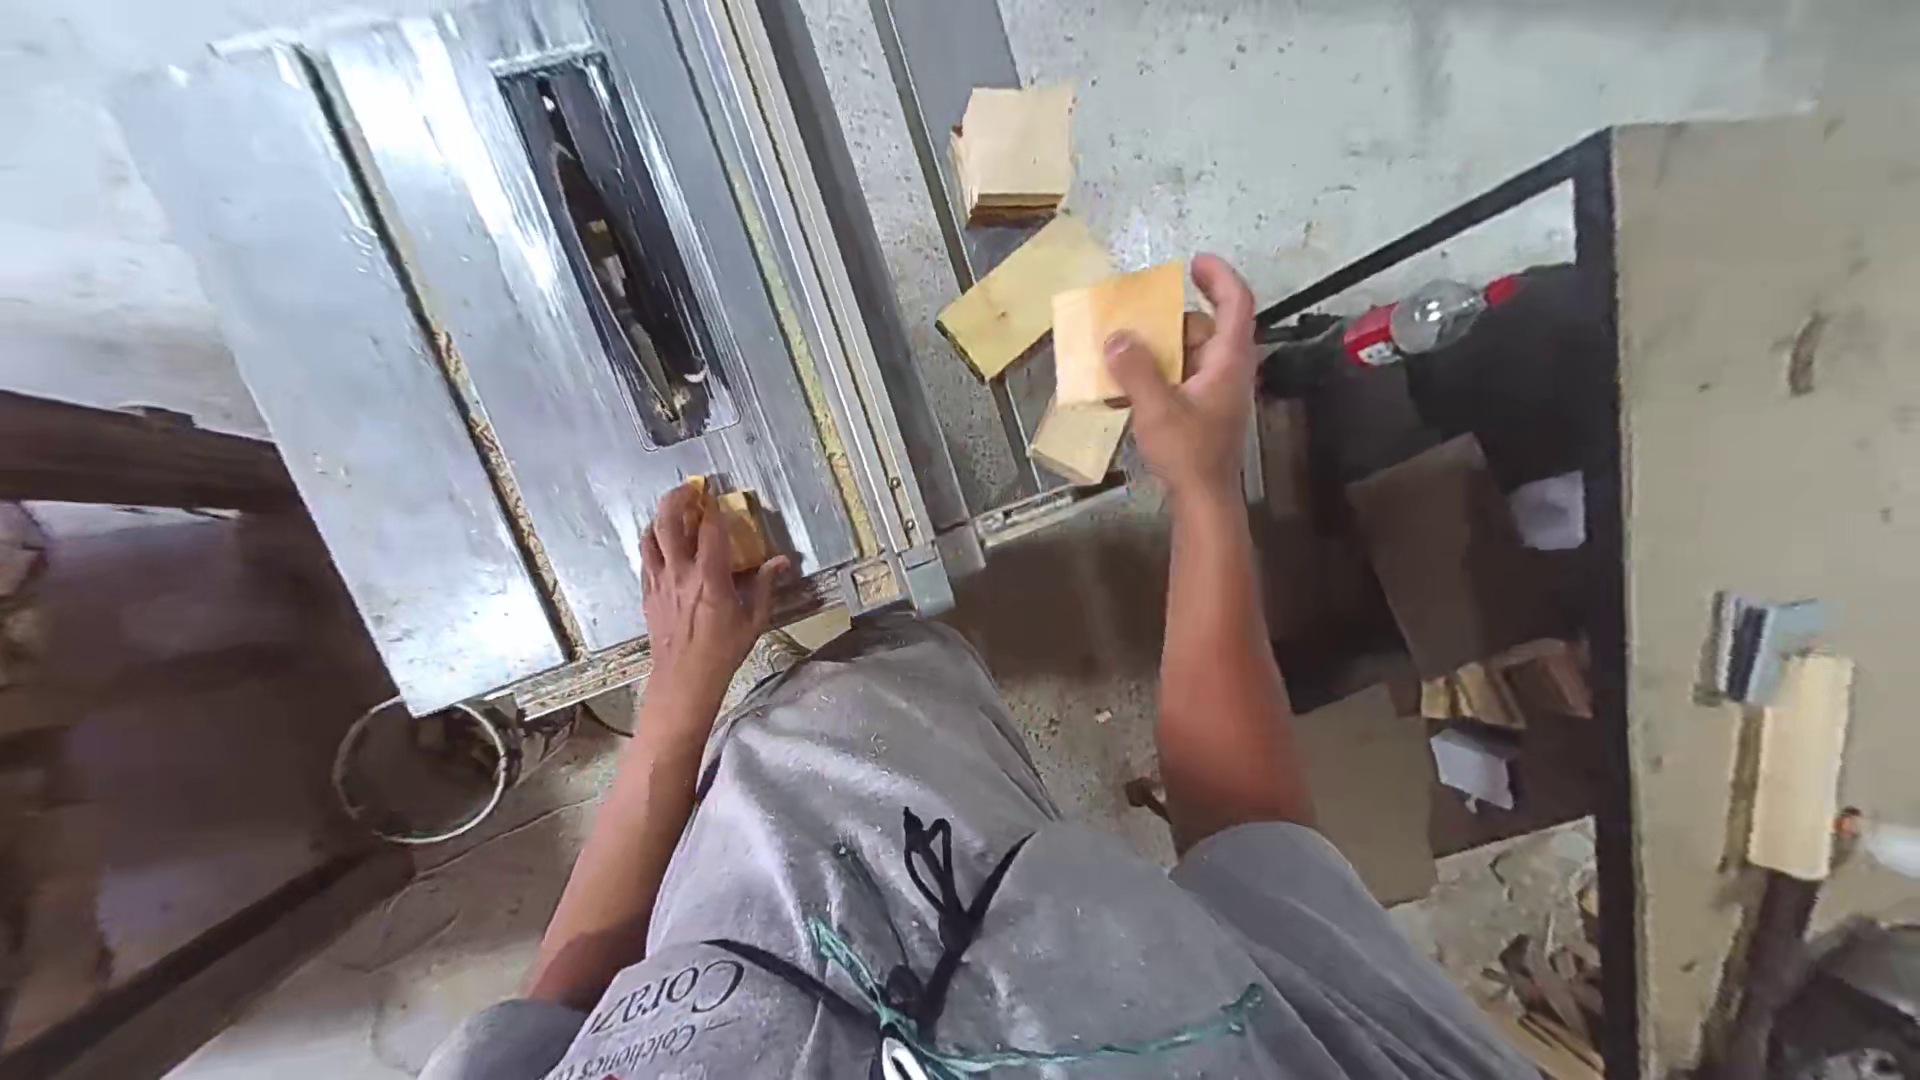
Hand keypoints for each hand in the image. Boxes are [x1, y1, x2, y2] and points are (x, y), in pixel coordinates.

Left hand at [640, 482, 789, 716]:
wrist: (684, 678)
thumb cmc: (723, 650)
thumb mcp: (754, 619)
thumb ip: (765, 585)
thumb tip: (782, 562)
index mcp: (710, 578)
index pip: (710, 530)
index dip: (714, 509)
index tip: (718, 496)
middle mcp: (680, 573)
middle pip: (669, 522)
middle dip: (678, 499)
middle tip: (691, 488)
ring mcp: (659, 581)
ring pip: (651, 536)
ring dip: (661, 516)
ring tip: (673, 507)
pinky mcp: (648, 592)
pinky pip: (645, 556)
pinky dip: (652, 540)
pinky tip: (662, 538)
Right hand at [1104, 254, 1257, 508]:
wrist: (1202, 497)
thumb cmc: (1188, 452)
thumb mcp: (1157, 408)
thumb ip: (1135, 370)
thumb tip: (1115, 338)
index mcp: (1228, 360)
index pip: (1237, 303)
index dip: (1219, 276)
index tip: (1194, 263)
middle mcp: (1227, 370)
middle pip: (1204, 329)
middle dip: (1169, 322)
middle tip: (1137, 320)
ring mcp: (1215, 392)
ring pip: (1187, 356)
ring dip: (1156, 352)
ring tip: (1121, 356)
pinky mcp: (1202, 411)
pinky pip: (1178, 380)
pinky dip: (1155, 378)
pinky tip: (1124, 390)